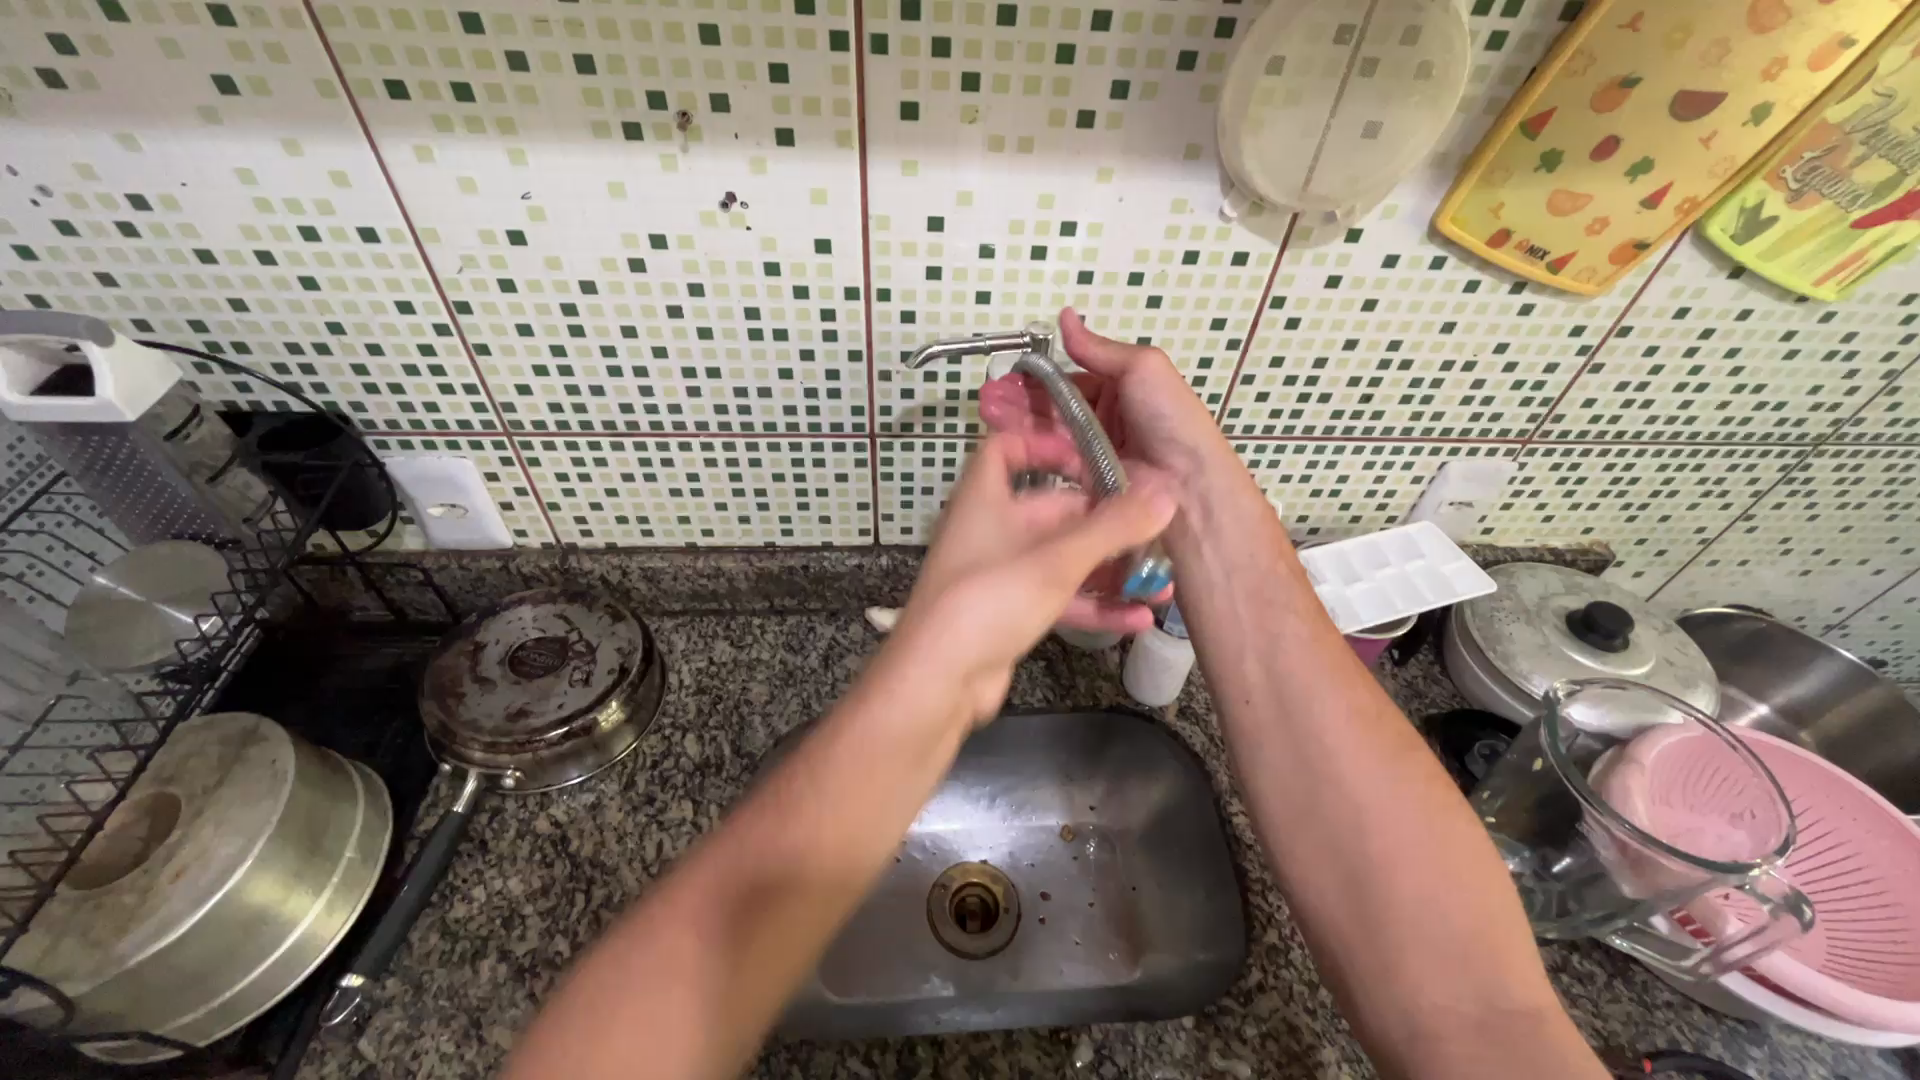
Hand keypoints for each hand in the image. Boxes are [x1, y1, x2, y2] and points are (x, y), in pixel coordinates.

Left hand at [884, 434, 1175, 726]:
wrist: (939, 681)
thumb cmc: (990, 601)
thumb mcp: (1056, 560)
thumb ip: (1113, 528)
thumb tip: (1167, 494)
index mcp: (985, 499)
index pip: (1006, 449)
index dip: (1046, 444)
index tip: (1092, 458)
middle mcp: (991, 530)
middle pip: (1053, 510)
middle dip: (1105, 523)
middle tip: (1156, 531)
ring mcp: (1000, 575)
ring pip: (1062, 559)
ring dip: (1108, 569)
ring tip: (1160, 582)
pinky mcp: (1010, 614)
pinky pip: (1058, 598)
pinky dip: (1094, 606)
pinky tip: (1138, 620)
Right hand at [978, 307, 1239, 490]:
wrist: (1186, 480)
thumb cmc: (1168, 416)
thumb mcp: (1141, 367)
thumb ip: (1097, 348)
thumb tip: (1065, 315)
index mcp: (1118, 388)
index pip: (1068, 380)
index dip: (1038, 377)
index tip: (1008, 375)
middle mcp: (1102, 418)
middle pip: (1052, 405)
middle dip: (1018, 399)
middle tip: (987, 397)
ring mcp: (1091, 450)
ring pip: (1046, 430)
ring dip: (1015, 419)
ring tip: (987, 411)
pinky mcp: (1084, 478)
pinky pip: (1052, 459)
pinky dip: (1028, 447)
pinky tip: (1003, 437)